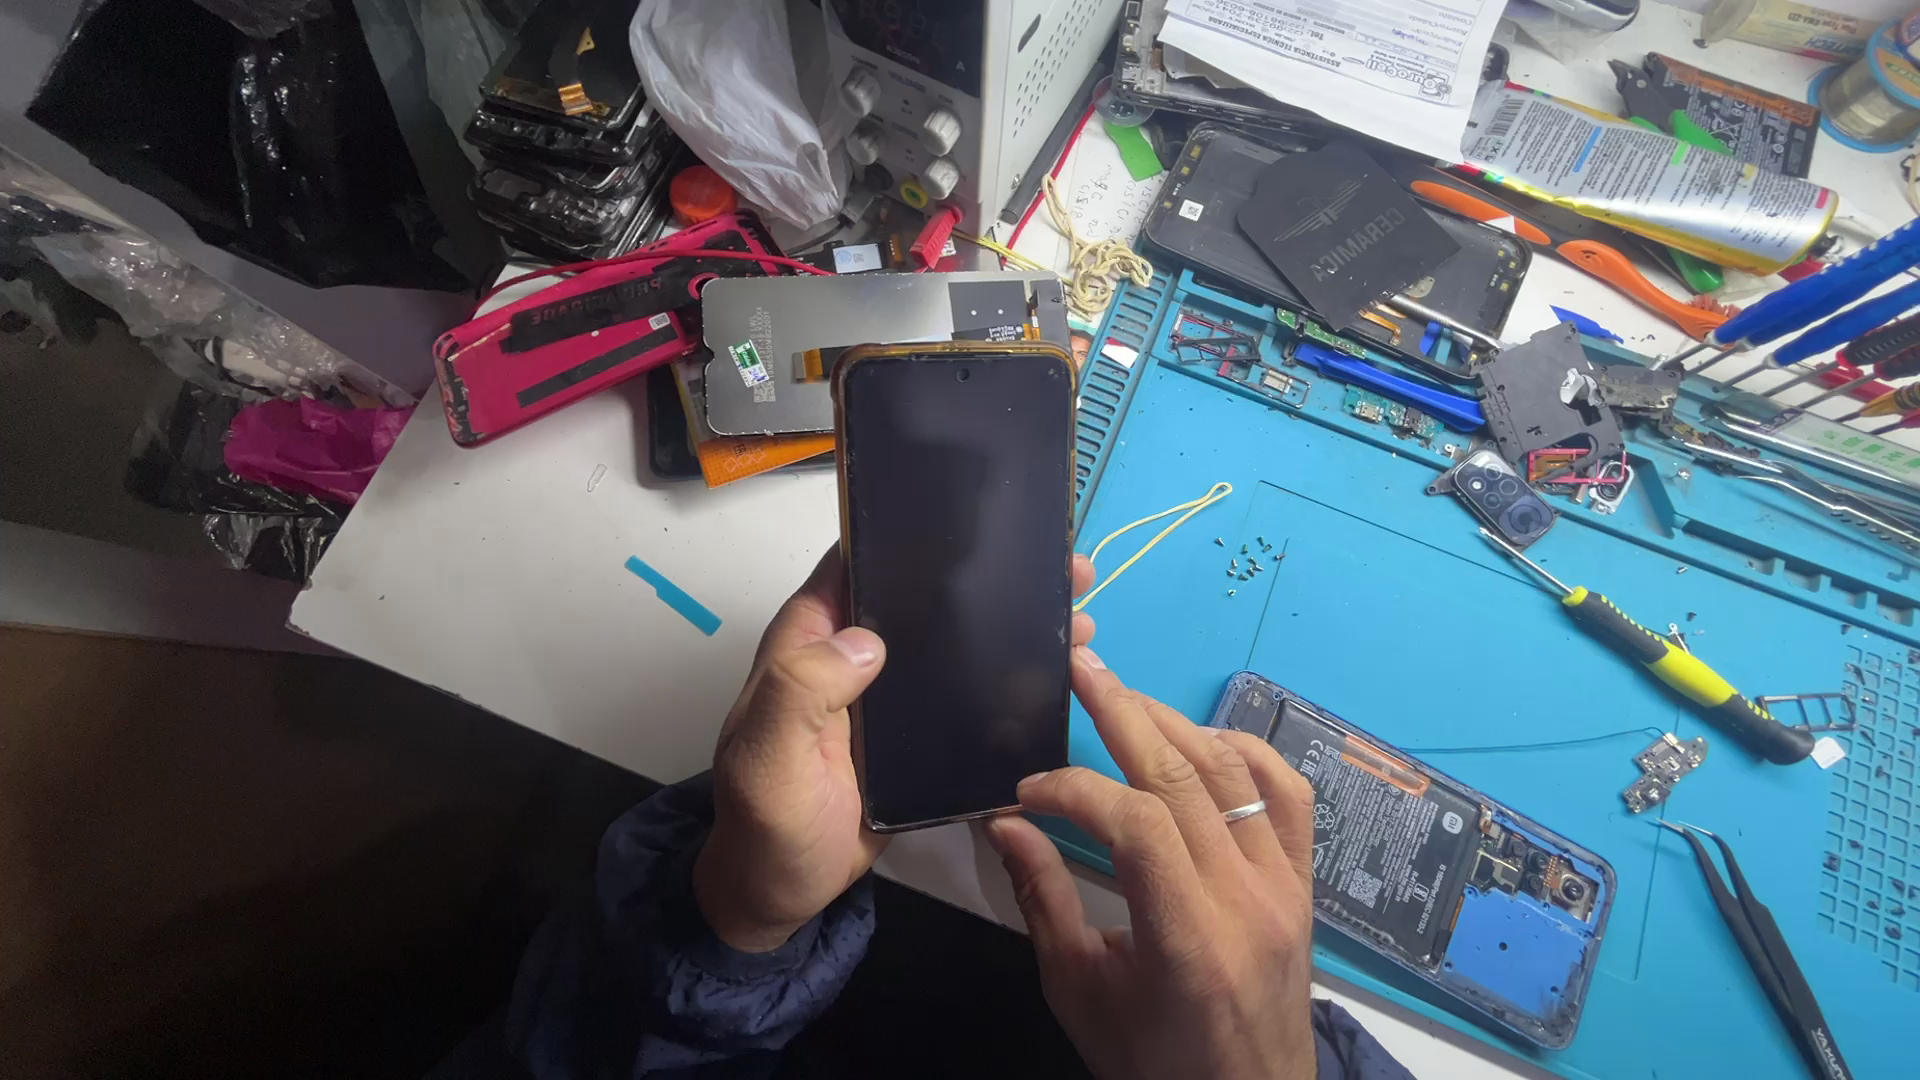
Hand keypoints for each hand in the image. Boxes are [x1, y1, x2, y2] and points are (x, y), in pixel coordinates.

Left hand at [695, 546, 1097, 951]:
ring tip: (1075, 607)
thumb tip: (870, 641)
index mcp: (813, 639)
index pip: (858, 563)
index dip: (905, 534)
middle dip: (985, 574)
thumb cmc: (768, 822)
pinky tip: (1055, 666)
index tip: (973, 518)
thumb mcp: (767, 757)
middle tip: (1056, 563)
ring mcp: (892, 690)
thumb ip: (801, 692)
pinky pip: (967, 686)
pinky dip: (1008, 672)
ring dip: (1009, 619)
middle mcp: (855, 651)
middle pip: (922, 594)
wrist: (786, 891)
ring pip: (954, 637)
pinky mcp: (919, 728)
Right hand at [985, 648, 1318, 1079]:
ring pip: (1231, 771)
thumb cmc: (1154, 1061)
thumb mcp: (1079, 991)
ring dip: (1172, 721)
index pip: (1135, 825)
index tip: (1027, 792)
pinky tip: (1200, 738)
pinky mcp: (1304, 882)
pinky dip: (1244, 750)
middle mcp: (1247, 899)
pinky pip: (1287, 792)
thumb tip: (1005, 822)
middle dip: (1122, 712)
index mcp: (1189, 940)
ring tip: (1123, 696)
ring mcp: (1285, 885)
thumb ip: (1042, 897)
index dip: (1074, 790)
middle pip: (1183, 777)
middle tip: (1080, 668)